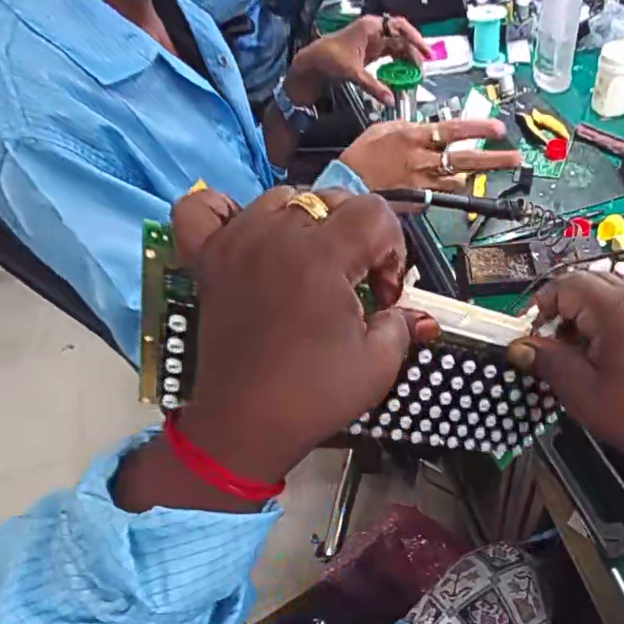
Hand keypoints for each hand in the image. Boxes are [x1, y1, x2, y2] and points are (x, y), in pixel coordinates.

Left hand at [177, 187, 438, 485]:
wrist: (246, 424)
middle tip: (354, 288)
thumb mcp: (377, 365)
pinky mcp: (207, 260)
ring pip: (280, 199)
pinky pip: (204, 209)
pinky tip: (247, 234)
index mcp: (322, 257)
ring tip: (309, 267)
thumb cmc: (314, 396)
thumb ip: (402, 326)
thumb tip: (418, 316)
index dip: (392, 252)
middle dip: (356, 238)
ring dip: (305, 224)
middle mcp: (276, 236)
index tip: (384, 296)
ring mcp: (236, 243)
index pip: (374, 213)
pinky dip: (225, 211)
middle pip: (330, 200)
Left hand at [287, 14, 430, 104]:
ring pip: (396, 45)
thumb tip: (390, 99)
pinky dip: (397, 62)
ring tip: (416, 70)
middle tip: (424, 64)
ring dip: (406, 57)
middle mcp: (374, 30)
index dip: (415, 39)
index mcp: (371, 27)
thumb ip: (373, 86)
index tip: (426, 52)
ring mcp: (372, 40)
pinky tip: (403, 72)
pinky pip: (389, 54)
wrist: (315, 62)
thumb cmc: (331, 59)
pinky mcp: (370, 51)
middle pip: (401, 36)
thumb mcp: (353, 73)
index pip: (400, 28)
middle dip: (413, 49)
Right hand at [338, 119, 522, 193]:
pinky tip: (456, 187)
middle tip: (516, 159)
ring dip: (475, 176)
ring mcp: (422, 183)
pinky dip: (449, 189)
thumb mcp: (384, 129)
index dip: (480, 130)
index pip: (455, 130)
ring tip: (492, 172)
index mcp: (415, 137)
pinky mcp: (418, 201)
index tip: (499, 130)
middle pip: (466, 159)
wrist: (347, 185)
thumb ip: (410, 128)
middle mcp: (423, 160)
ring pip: (458, 181)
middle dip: (494, 159)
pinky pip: (440, 195)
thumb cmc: (360, 157)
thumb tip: (428, 130)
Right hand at [506, 273, 623, 472]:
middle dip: (561, 307)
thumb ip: (546, 361)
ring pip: (607, 295)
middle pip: (588, 283)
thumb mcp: (580, 390)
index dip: (541, 304)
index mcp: (617, 310)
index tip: (529, 333)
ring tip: (573, 352)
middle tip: (547, 342)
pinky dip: (604, 323)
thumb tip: (518, 348)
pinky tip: (599, 356)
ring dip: (582, 315)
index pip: (567, 284)